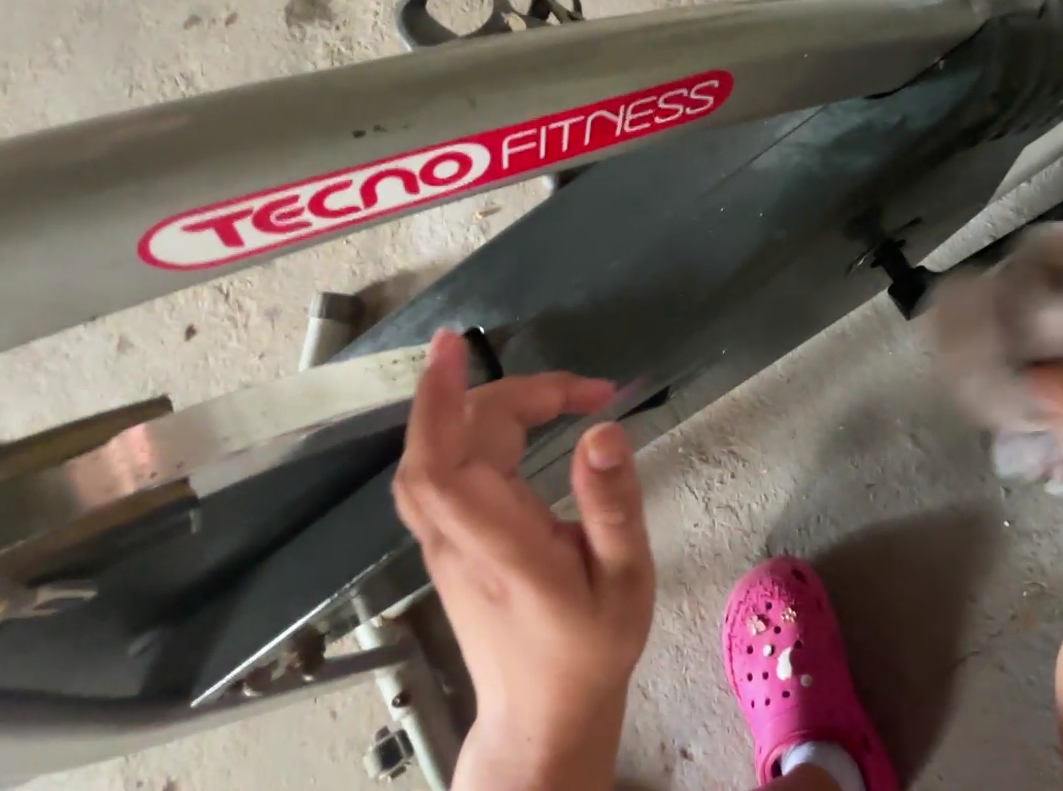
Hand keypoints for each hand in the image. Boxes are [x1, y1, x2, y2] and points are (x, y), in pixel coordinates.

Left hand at [392, 329, 655, 790]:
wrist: (542, 715)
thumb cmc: (590, 648)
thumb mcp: (625, 579)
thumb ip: (613, 506)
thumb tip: (602, 429)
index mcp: (498, 547)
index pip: (443, 463)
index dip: (439, 399)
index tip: (459, 347)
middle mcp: (455, 537)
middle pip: (446, 442)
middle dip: (509, 393)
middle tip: (587, 388)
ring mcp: (443, 540)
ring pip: (438, 452)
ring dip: (483, 404)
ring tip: (552, 390)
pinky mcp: (449, 541)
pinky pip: (445, 467)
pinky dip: (473, 426)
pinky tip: (512, 416)